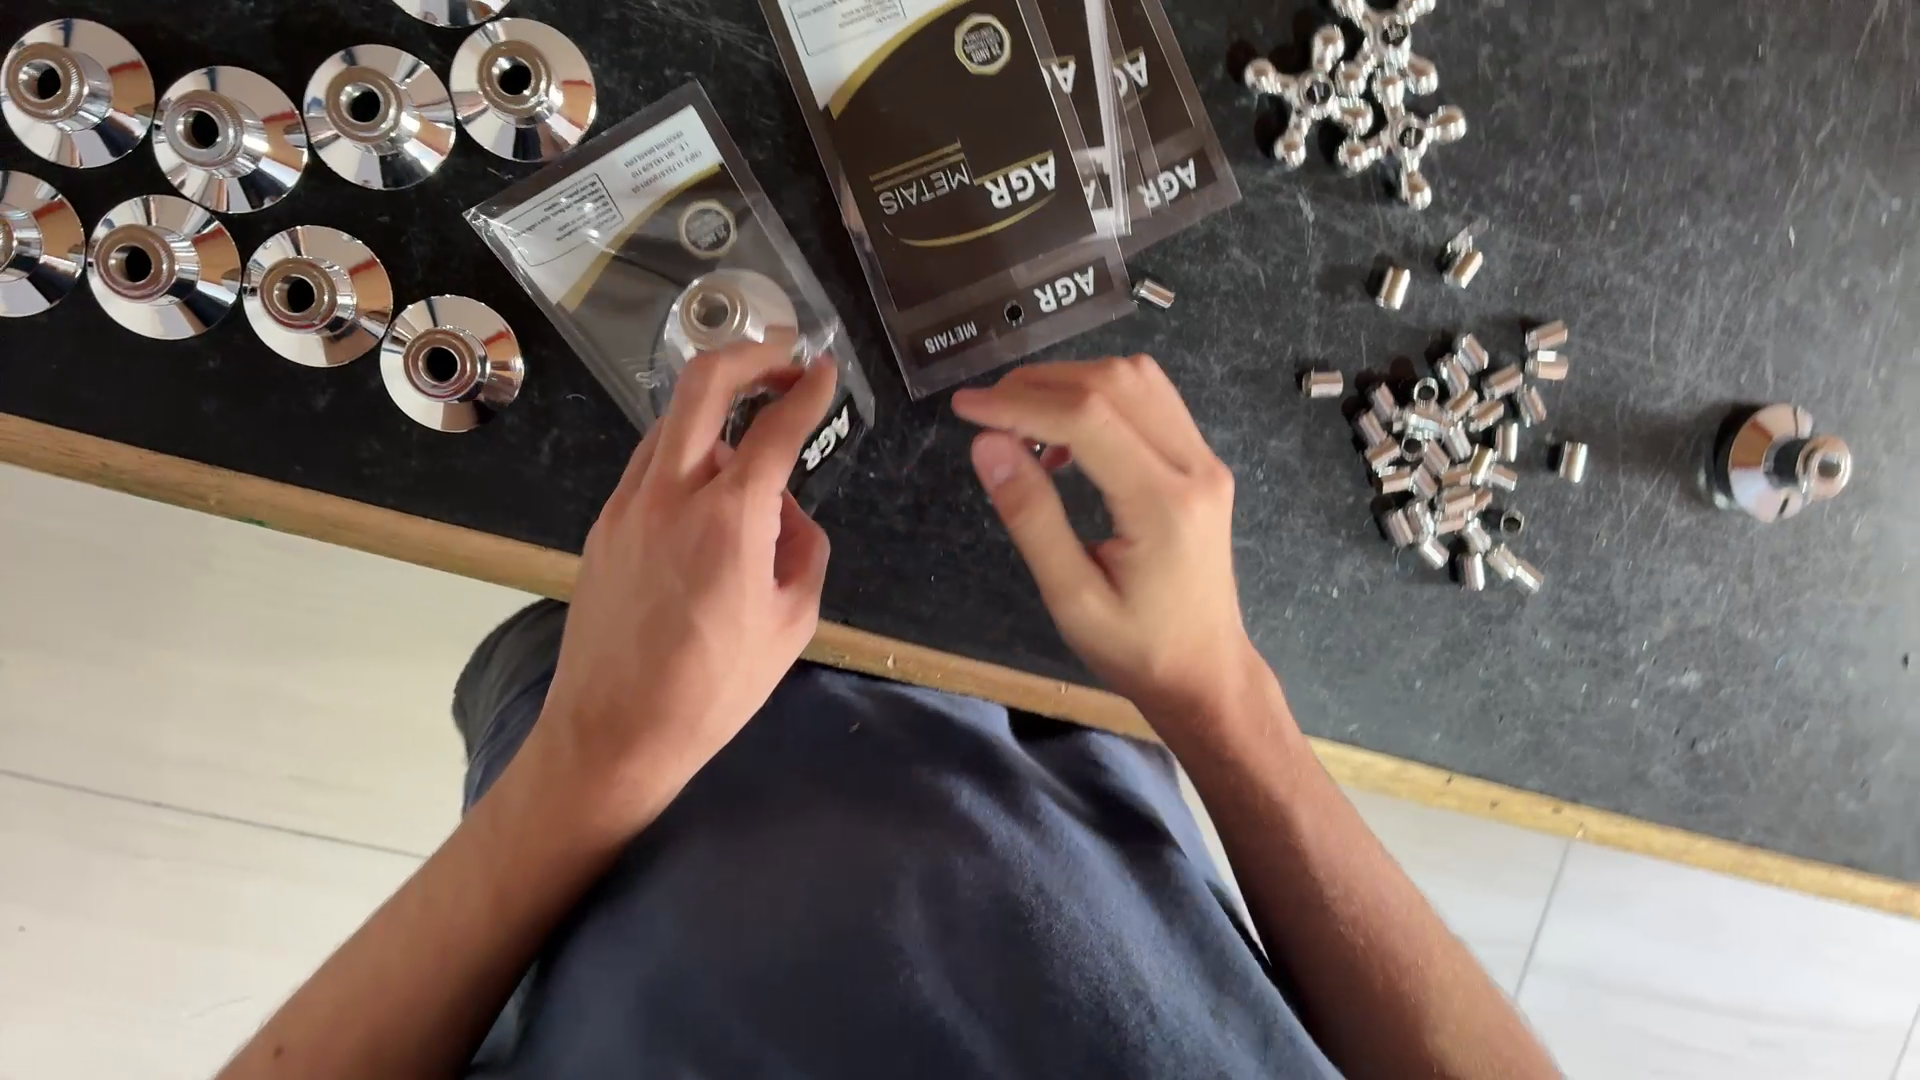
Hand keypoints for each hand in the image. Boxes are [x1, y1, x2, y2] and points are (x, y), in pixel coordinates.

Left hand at [534, 342, 836, 829]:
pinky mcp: (604, 524)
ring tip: (752, 443)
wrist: (615, 732)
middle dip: (749, 356)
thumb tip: (789, 513)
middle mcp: (672, 493)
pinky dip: (687, 453)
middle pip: (702, 385)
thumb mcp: (793, 621)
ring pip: (672, 420)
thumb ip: (805, 549)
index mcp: (731, 518)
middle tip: (782, 360)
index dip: (808, 390)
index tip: (826, 370)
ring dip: (717, 410)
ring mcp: (628, 504)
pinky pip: (650, 463)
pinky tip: (707, 489)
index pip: (778, 429)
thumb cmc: (717, 686)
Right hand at [952, 355, 1264, 728]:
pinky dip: (1100, 398)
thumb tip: (987, 445)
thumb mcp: (1071, 597)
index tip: (966, 407)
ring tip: (1022, 420)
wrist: (1206, 672)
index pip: (1088, 418)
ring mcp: (1205, 460)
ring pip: (1136, 379)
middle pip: (1114, 383)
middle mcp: (1194, 466)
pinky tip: (1068, 438)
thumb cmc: (1137, 649)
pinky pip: (1151, 401)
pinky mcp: (1202, 463)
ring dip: (1071, 383)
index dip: (1019, 402)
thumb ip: (1031, 517)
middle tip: (987, 413)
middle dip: (1039, 384)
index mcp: (1163, 504)